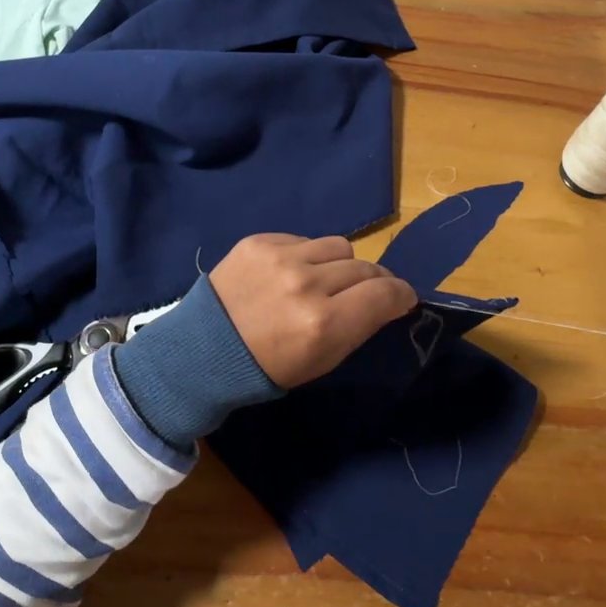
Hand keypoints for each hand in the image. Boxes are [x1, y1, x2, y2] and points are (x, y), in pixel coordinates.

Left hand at [209, 234, 416, 388]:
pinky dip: (304, 255)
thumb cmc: (268, 367)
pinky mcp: (259, 241)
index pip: (386, 293)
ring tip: (321, 281)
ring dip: (338, 264)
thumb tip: (389, 298)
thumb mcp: (322, 361)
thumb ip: (359, 326)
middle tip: (363, 293)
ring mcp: (281, 258)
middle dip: (371, 282)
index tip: (402, 298)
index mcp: (325, 324)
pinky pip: (303, 239)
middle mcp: (307, 284)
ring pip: (338, 246)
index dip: (401, 294)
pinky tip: (288, 274)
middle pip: (365, 267)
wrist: (203, 349)